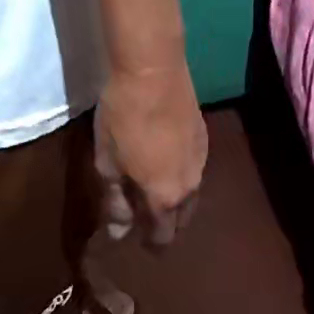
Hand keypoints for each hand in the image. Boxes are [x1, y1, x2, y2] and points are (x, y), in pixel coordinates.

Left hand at [92, 64, 205, 246]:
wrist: (154, 69)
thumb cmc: (123, 118)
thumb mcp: (108, 164)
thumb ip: (116, 201)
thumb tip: (120, 232)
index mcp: (164, 199)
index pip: (163, 236)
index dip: (152, 243)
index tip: (141, 243)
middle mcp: (188, 189)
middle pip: (182, 220)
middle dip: (167, 226)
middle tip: (149, 220)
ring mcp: (201, 165)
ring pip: (191, 196)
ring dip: (176, 202)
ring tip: (158, 193)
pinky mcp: (205, 142)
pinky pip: (194, 172)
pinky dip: (182, 177)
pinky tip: (168, 164)